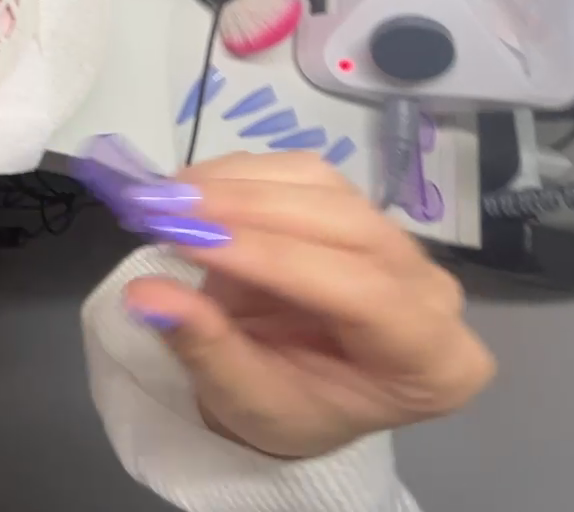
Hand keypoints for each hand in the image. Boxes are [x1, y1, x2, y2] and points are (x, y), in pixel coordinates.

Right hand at [121, 152, 495, 459]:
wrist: (283, 382)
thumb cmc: (278, 404)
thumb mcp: (241, 396)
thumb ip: (202, 345)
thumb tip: (144, 294)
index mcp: (429, 362)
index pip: (362, 293)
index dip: (270, 258)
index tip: (183, 241)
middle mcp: (427, 293)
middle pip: (346, 224)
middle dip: (243, 206)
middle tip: (160, 205)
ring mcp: (391, 243)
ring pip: (318, 184)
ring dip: (231, 181)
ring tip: (162, 196)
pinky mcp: (346, 208)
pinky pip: (294, 170)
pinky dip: (231, 172)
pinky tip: (185, 190)